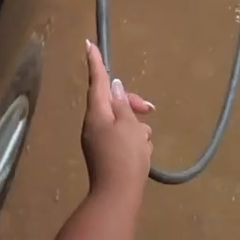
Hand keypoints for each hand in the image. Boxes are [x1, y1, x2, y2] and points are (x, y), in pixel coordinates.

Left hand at [81, 41, 153, 195]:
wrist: (118, 195)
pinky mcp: (108, 154)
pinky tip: (143, 154)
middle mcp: (94, 124)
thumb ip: (123, 104)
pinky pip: (124, 138)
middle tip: (150, 110)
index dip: (95, 63)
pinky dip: (135, 141)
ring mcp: (99, 140)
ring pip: (123, 122)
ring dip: (137, 127)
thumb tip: (114, 86)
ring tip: (144, 144)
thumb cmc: (125, 156)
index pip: (97, 82)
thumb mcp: (129, 125)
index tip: (89, 44)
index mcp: (96, 114)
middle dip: (133, 105)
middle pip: (114, 103)